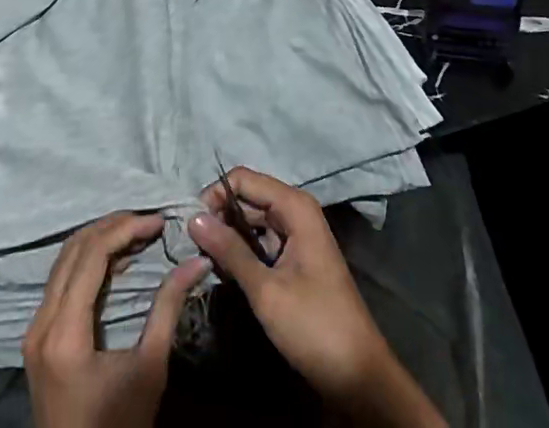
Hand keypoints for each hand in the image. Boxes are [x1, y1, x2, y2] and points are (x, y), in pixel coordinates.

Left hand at [24, 211, 211, 427]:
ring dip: (100, 240)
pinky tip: (119, 260)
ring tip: (140, 232)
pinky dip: (89, 261)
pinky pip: (61, 281)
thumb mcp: (150, 366)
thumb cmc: (119, 423)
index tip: (159, 221)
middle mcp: (40, 323)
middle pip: (72, 251)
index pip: (90, 256)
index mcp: (64, 332)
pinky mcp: (38, 336)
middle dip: (113, 226)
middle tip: (151, 220)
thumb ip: (169, 307)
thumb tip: (199, 260)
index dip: (125, 228)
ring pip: (63, 262)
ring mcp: (34, 330)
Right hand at [188, 168, 445, 427]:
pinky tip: (224, 275)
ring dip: (227, 239)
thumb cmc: (313, 325)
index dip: (215, 196)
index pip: (244, 179)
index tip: (192, 227)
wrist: (356, 370)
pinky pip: (259, 242)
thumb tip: (193, 219)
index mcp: (295, 207)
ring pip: (251, 221)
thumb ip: (229, 250)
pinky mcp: (293, 257)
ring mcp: (296, 235)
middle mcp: (296, 211)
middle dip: (218, 218)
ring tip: (205, 265)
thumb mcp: (266, 289)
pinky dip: (241, 254)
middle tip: (193, 251)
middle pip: (247, 198)